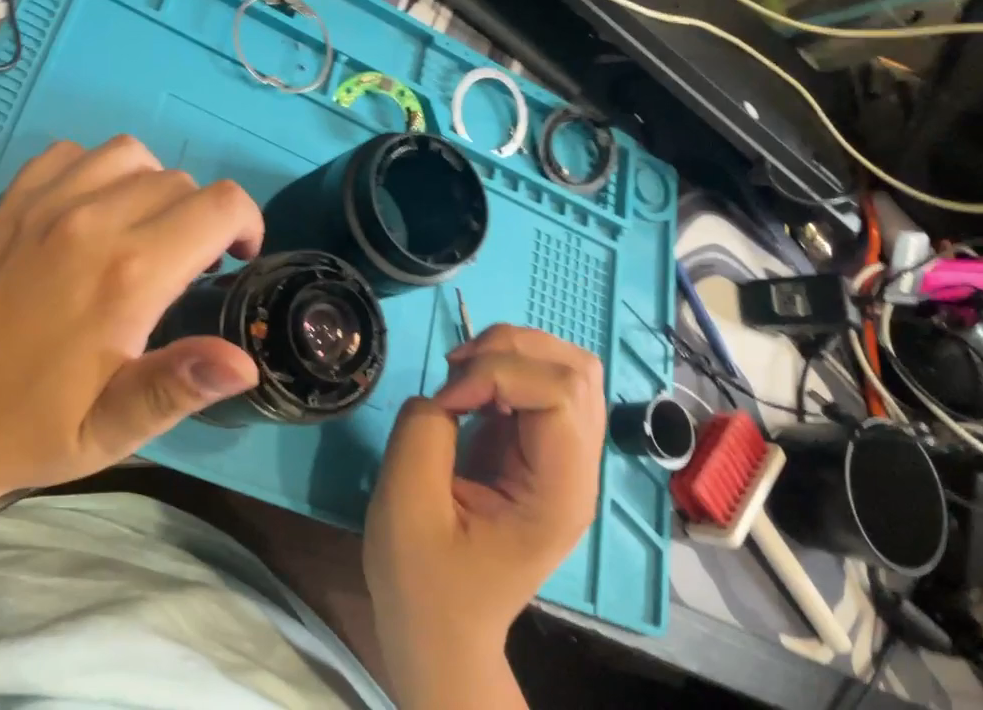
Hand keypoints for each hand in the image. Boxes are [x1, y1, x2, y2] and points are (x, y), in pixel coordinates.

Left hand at [0, 136, 263, 500]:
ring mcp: (42, 204)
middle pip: (180, 181)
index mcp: (128, 275)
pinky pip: (70, 153)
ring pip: (129, 155)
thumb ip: (178, 385)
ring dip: (153, 187)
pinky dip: (95, 171)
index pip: (219, 205)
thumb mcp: (111, 429)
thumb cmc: (28, 430)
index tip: (235, 261)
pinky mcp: (8, 203)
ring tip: (143, 233)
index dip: (246, 224)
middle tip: (188, 266)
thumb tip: (244, 360)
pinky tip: (89, 214)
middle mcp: (90, 221)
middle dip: (202, 217)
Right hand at [363, 325, 604, 706]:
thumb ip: (423, 432)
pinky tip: (467, 392)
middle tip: (454, 370)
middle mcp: (576, 470)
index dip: (498, 374)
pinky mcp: (537, 454)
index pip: (560, 394)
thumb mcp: (406, 505)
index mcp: (559, 493)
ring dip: (511, 353)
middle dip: (511, 349)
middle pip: (576, 370)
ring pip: (565, 369)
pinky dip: (502, 370)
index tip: (444, 400)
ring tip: (460, 375)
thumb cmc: (422, 582)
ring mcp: (561, 461)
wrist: (439, 632)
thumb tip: (442, 396)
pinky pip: (540, 387)